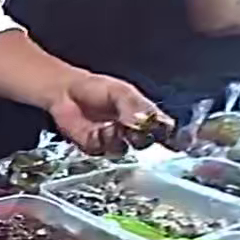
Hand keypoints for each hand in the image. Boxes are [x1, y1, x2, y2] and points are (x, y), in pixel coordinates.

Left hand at [45, 70, 169, 154]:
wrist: (66, 93)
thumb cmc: (97, 88)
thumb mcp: (121, 92)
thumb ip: (134, 106)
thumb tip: (143, 123)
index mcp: (144, 114)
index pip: (164, 129)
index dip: (171, 137)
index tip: (174, 141)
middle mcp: (130, 130)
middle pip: (145, 143)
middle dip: (141, 138)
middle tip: (133, 128)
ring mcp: (112, 140)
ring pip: (123, 149)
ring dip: (117, 139)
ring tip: (110, 125)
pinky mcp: (93, 147)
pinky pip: (102, 151)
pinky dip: (100, 141)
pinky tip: (96, 130)